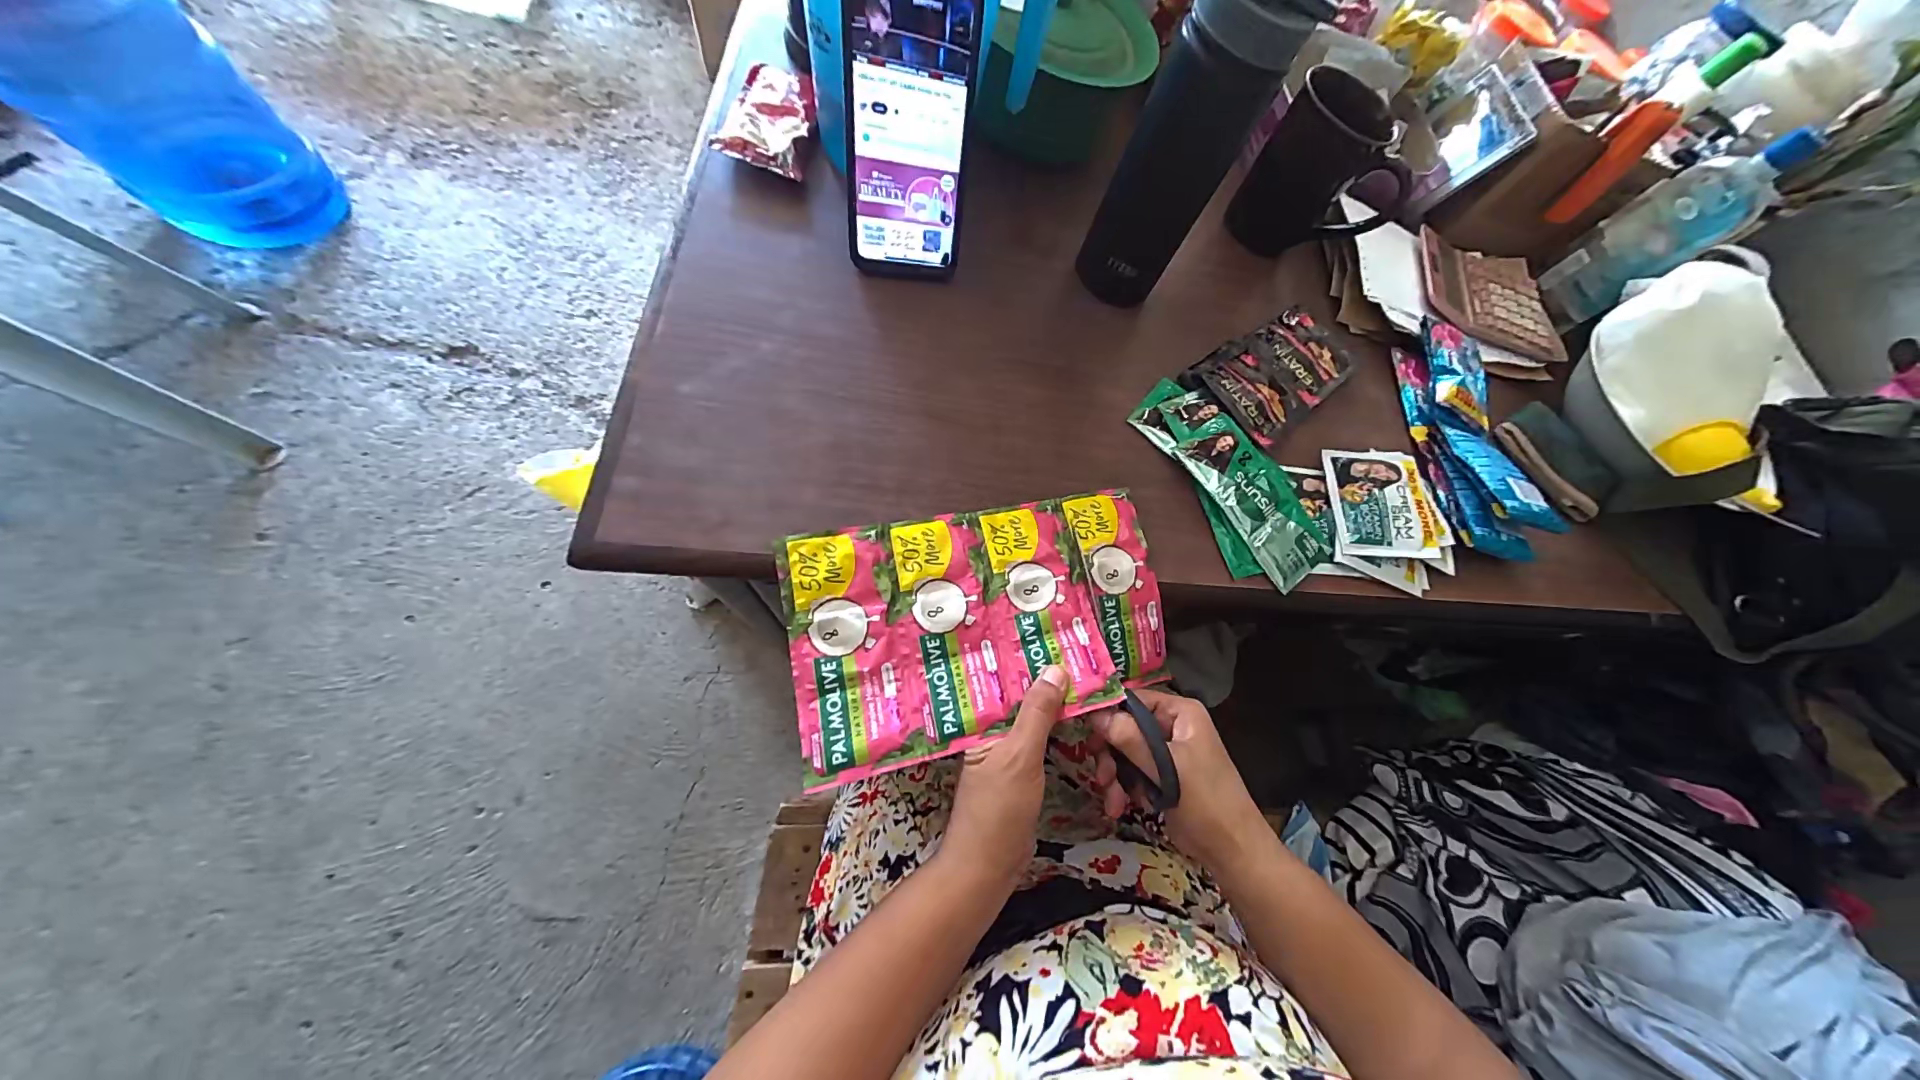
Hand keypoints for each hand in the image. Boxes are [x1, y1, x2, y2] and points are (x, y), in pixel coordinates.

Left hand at [940, 665, 1066, 895]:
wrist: (989, 866)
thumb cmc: (999, 809)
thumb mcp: (1020, 755)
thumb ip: (1037, 714)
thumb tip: (1055, 669)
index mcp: (982, 721)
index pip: (1006, 680)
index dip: (1029, 659)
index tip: (1056, 637)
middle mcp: (992, 731)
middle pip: (1021, 696)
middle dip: (1046, 677)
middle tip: (1079, 651)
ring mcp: (1006, 751)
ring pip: (1033, 718)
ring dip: (1054, 701)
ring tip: (1082, 675)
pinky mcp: (1020, 770)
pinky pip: (1040, 740)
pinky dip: (1056, 728)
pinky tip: (1074, 716)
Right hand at [1087, 688, 1265, 872]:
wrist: (1231, 851)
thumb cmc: (1207, 802)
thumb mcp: (1167, 768)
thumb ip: (1129, 738)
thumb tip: (1094, 714)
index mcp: (1180, 712)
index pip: (1132, 699)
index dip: (1106, 713)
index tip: (1085, 733)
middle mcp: (1171, 725)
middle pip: (1122, 727)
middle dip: (1109, 755)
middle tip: (1102, 777)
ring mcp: (1165, 751)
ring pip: (1122, 752)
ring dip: (1113, 777)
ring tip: (1113, 801)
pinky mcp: (1159, 775)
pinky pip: (1129, 772)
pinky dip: (1122, 789)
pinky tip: (1122, 807)